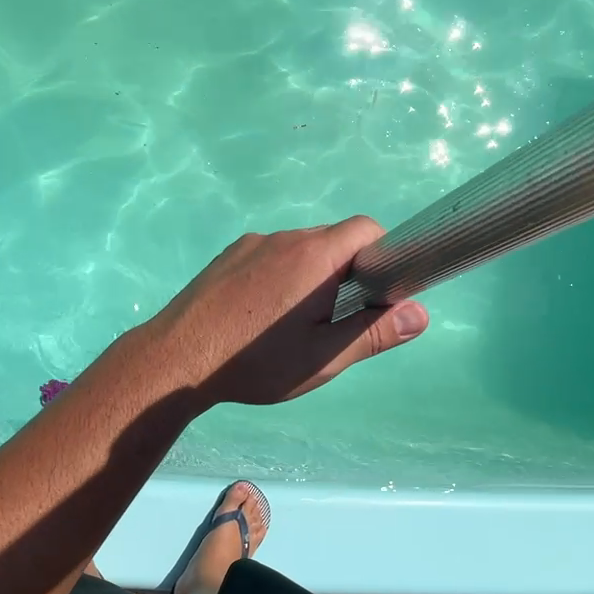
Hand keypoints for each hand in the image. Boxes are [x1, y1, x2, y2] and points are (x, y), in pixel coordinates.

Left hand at [142, 216, 429, 406]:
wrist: (174, 360)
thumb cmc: (254, 362)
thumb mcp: (321, 358)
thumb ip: (372, 333)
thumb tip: (420, 314)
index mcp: (314, 256)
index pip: (367, 230)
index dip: (382, 257)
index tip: (376, 295)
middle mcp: (283, 238)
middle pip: (332, 240)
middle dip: (346, 273)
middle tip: (334, 321)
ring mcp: (249, 245)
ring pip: (298, 251)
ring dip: (309, 278)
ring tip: (291, 326)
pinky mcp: (225, 258)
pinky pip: (267, 258)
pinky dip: (277, 279)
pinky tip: (258, 319)